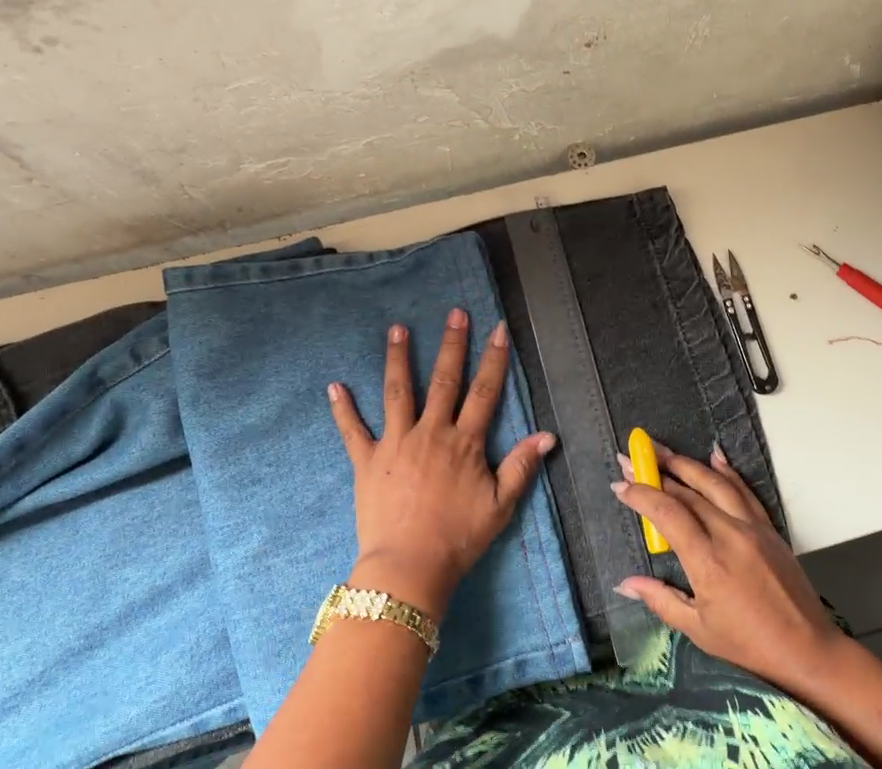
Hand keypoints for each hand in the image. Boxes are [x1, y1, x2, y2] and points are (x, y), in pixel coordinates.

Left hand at [328, 309, 555, 618]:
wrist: (410, 567)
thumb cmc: (459, 539)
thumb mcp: (500, 506)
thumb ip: (521, 467)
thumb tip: (547, 435)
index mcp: (465, 443)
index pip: (484, 392)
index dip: (493, 360)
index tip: (497, 329)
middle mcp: (431, 433)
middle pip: (444, 381)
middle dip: (452, 345)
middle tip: (455, 313)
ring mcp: (396, 444)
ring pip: (398, 392)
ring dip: (398, 358)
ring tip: (397, 329)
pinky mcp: (367, 462)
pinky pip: (353, 431)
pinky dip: (343, 409)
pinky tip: (334, 386)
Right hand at [612, 442, 843, 692]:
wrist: (806, 647)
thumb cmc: (748, 644)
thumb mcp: (697, 629)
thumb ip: (660, 600)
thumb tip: (625, 582)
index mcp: (708, 562)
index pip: (668, 514)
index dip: (642, 495)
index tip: (620, 485)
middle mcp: (730, 535)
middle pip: (688, 492)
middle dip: (656, 472)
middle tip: (630, 458)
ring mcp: (753, 528)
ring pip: (715, 484)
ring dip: (686, 463)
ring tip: (662, 449)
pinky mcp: (769, 528)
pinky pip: (744, 491)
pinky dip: (727, 471)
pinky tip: (713, 456)